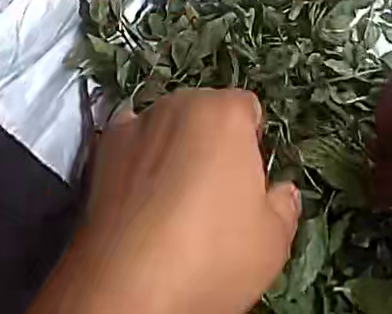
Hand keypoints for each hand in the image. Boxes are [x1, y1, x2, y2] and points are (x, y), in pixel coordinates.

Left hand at [28, 88, 299, 313]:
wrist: (127, 288)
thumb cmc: (209, 257)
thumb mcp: (271, 243)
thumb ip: (284, 206)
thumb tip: (284, 190)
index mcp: (227, 113)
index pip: (248, 109)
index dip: (251, 144)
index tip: (246, 182)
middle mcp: (184, 103)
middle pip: (207, 112)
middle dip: (212, 142)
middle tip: (212, 194)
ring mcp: (141, 120)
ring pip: (169, 123)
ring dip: (174, 146)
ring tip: (170, 199)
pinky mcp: (106, 145)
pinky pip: (131, 138)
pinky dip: (136, 155)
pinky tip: (138, 191)